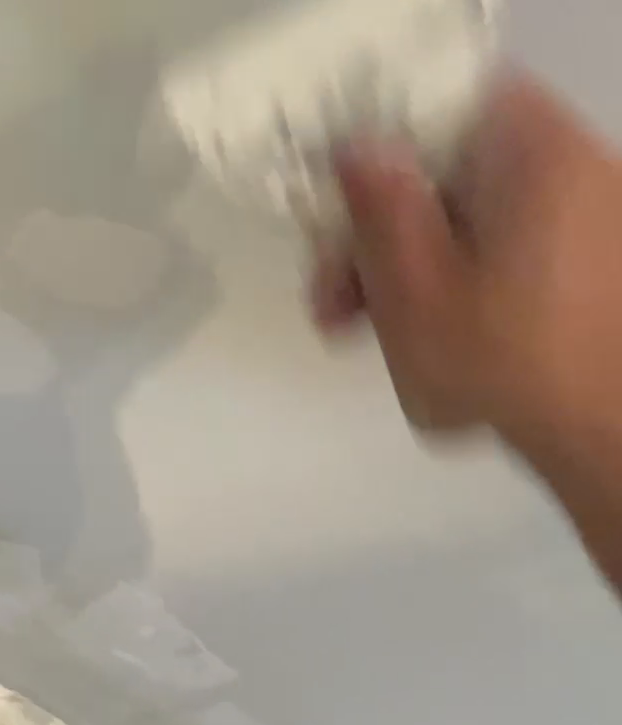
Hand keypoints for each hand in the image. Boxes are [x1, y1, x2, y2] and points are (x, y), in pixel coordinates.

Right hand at [312, 75, 621, 449]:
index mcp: (536, 162)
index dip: (381, 129)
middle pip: (443, 165)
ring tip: (350, 320)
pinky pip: (486, 234)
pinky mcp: (576, 250)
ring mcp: (579, 211)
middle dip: (370, 222)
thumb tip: (356, 147)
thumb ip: (381, 209)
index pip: (451, 100)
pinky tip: (402, 318)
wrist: (599, 424)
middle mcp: (570, 170)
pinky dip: (435, 268)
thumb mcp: (410, 286)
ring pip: (456, 207)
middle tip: (330, 286)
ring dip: (391, 255)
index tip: (329, 178)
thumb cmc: (501, 359)